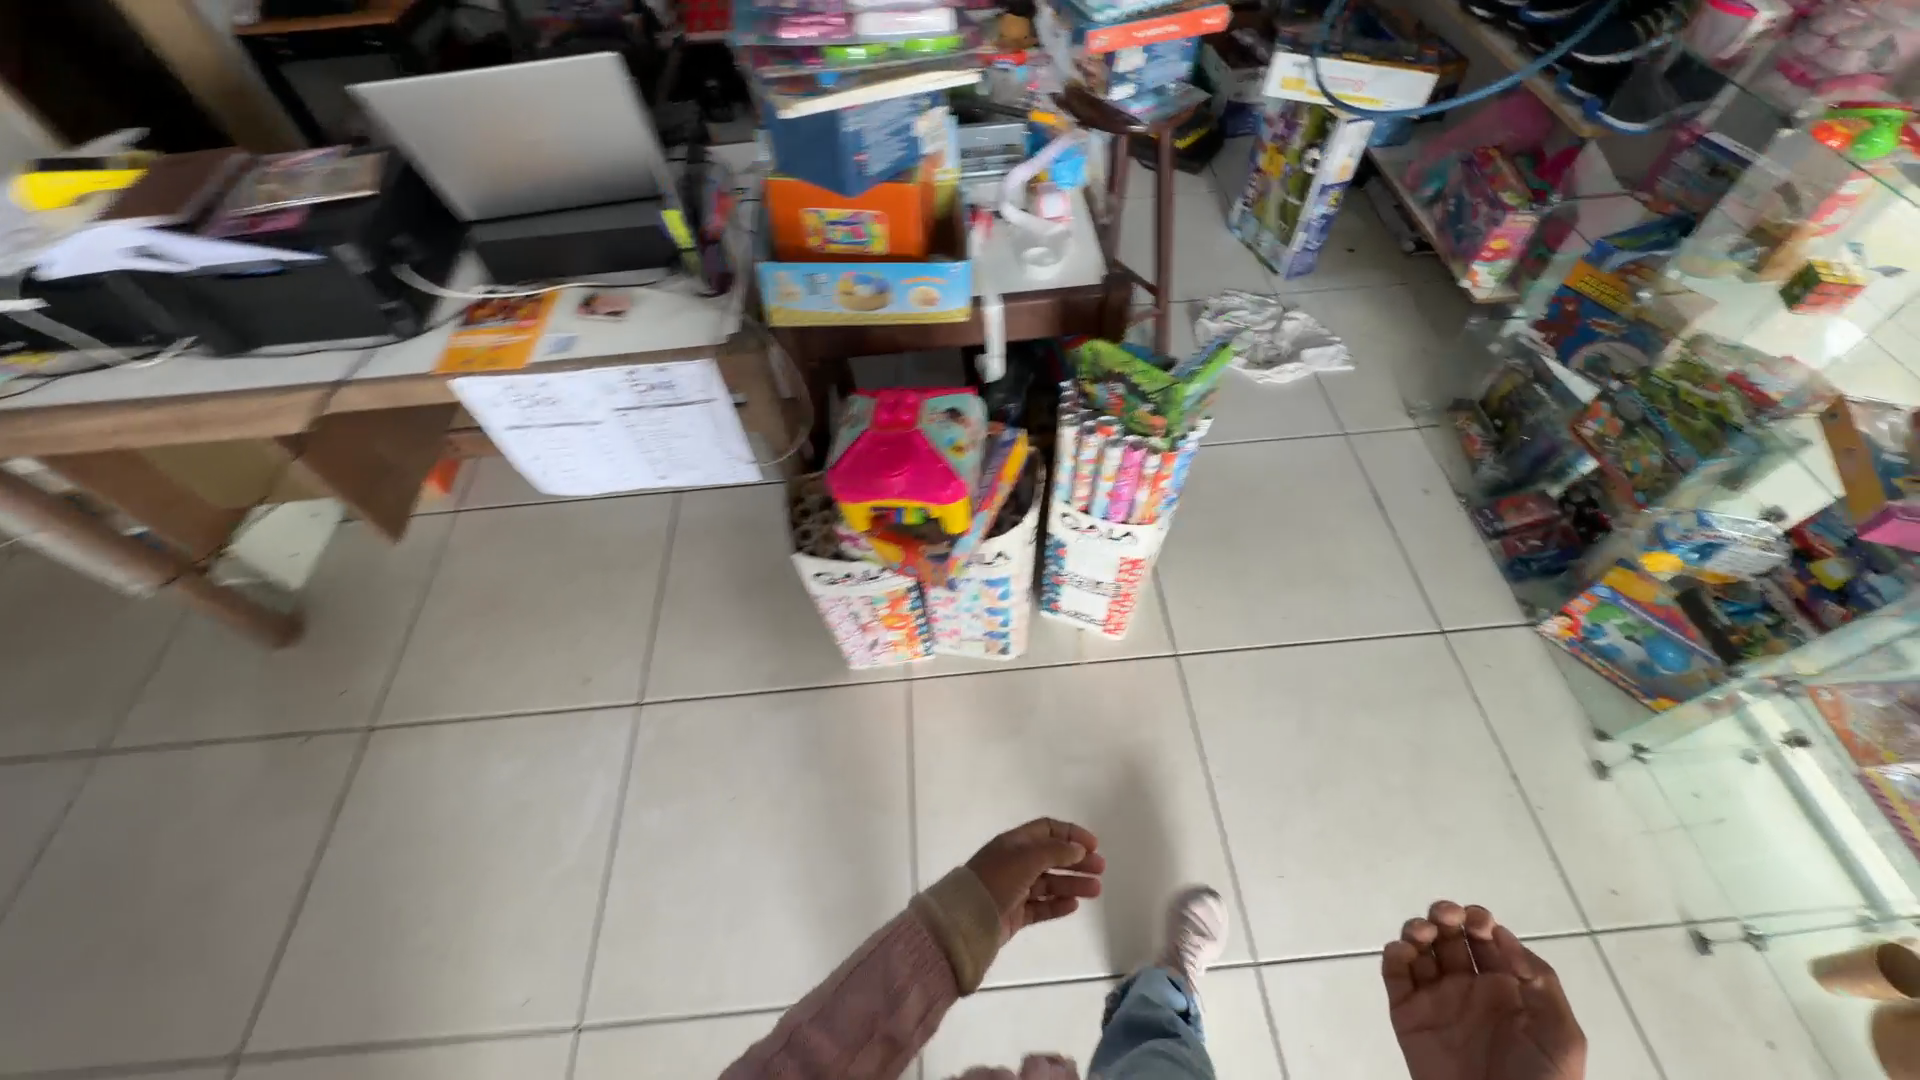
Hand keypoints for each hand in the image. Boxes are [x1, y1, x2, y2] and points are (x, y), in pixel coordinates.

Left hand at [966, 818, 1105, 941]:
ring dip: (1073, 884)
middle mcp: (1015, 863)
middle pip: (1052, 857)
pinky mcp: (1015, 914)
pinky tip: (1073, 905)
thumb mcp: (1026, 858)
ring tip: (1096, 891)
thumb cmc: (997, 880)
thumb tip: (1078, 850)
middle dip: (1077, 862)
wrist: (968, 918)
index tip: (1094, 846)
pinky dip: (1057, 904)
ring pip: (1049, 883)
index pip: (1047, 830)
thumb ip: (1055, 852)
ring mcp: (1015, 889)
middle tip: (1101, 869)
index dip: (1071, 834)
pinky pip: (1041, 906)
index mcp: (1015, 843)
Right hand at [1382, 902, 1586, 1079]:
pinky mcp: (1406, 1011)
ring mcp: (1434, 998)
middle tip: (1446, 914)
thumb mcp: (1561, 1035)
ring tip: (1423, 932)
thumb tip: (1502, 934)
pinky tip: (1405, 951)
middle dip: (1445, 916)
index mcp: (1505, 990)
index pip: (1486, 941)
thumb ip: (1539, 980)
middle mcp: (1467, 987)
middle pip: (1448, 936)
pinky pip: (1394, 973)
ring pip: (1418, 948)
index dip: (1479, 921)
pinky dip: (1394, 953)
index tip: (1477, 919)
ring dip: (1417, 929)